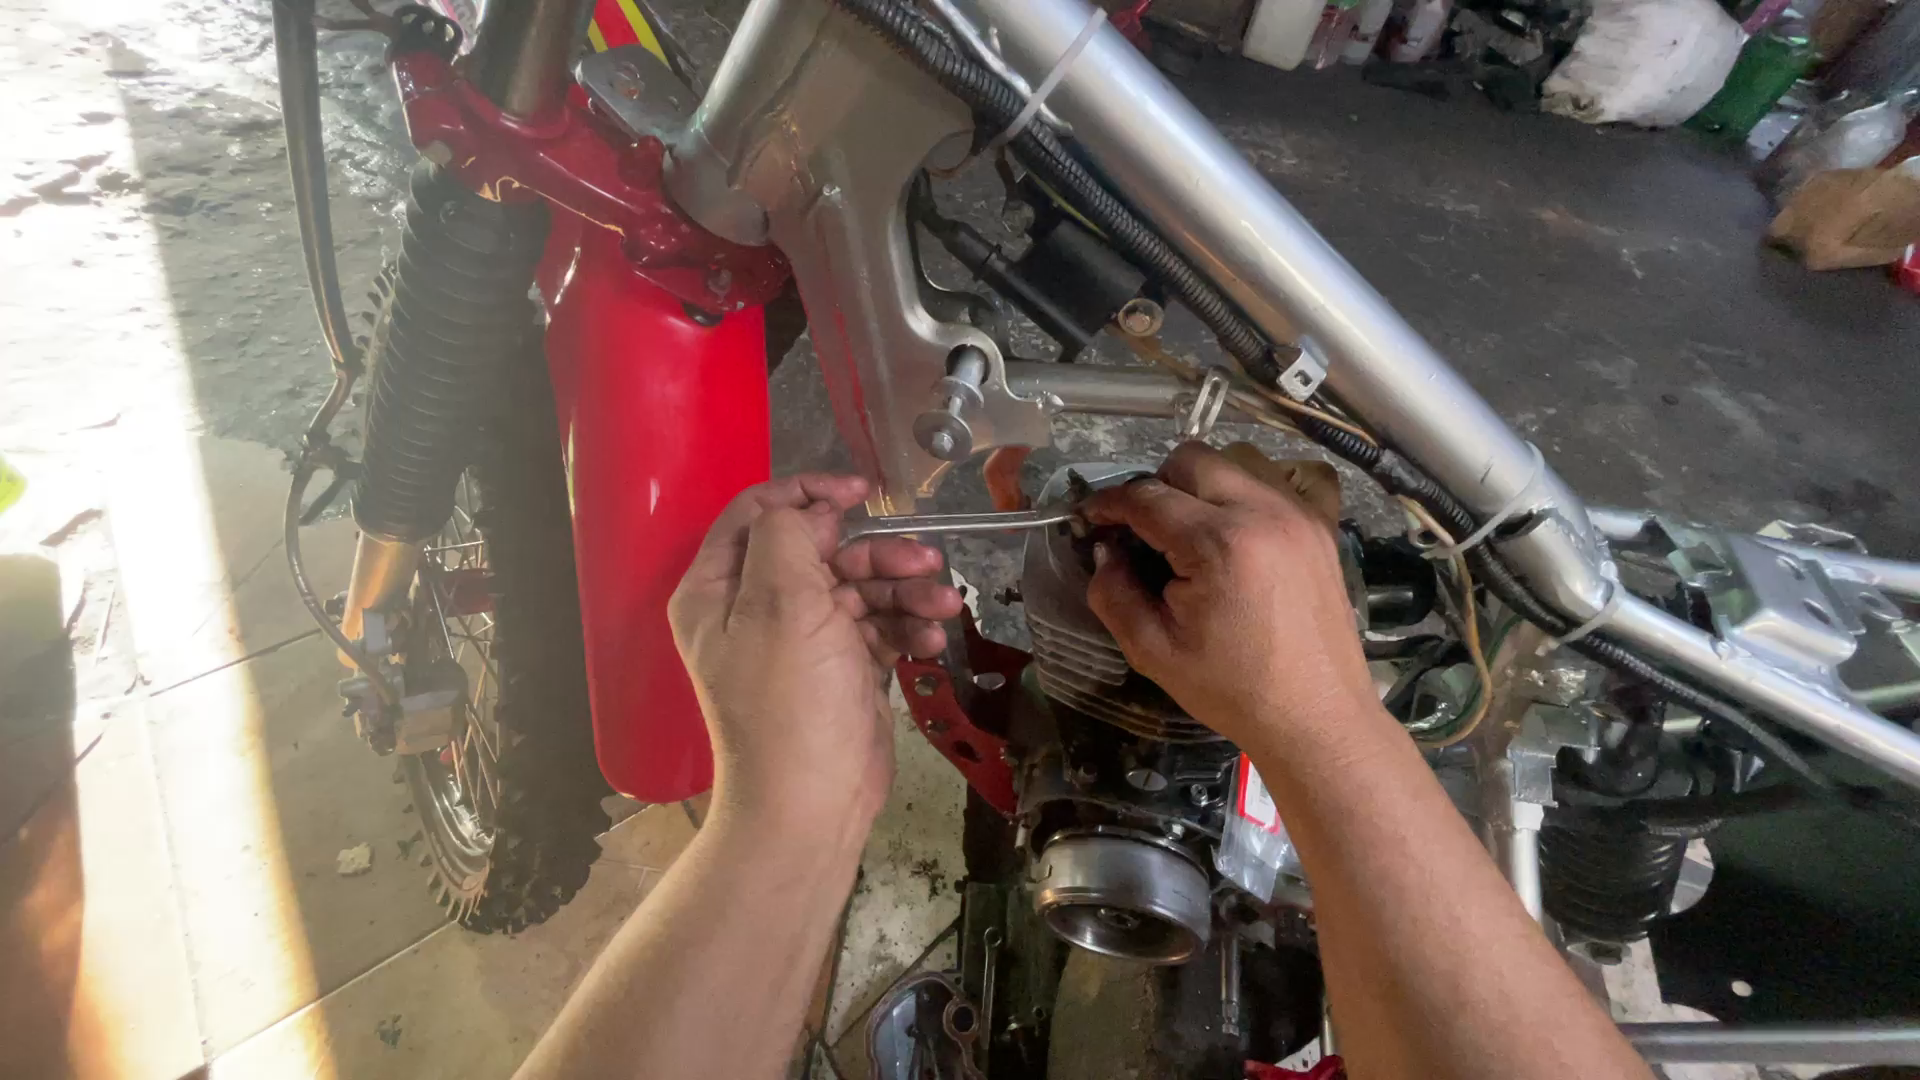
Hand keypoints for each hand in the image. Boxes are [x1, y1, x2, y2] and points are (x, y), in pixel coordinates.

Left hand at [668, 475, 964, 826]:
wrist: (814, 803)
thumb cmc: (789, 700)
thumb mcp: (780, 604)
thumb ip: (790, 536)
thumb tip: (814, 511)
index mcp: (722, 588)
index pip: (760, 513)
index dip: (809, 493)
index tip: (861, 491)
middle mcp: (758, 607)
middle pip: (824, 551)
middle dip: (878, 555)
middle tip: (925, 562)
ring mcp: (804, 637)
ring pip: (860, 588)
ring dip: (905, 592)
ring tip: (943, 605)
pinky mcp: (843, 665)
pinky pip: (877, 627)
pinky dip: (906, 628)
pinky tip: (932, 640)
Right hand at [1081, 442, 1377, 749]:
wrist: (1317, 719)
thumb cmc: (1231, 690)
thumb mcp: (1152, 650)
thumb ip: (1113, 593)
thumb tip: (1105, 551)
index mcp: (1218, 543)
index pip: (1146, 497)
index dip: (1108, 503)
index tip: (1089, 518)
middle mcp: (1263, 512)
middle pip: (1190, 460)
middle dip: (1154, 486)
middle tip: (1141, 530)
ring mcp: (1299, 514)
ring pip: (1233, 461)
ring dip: (1198, 485)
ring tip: (1188, 531)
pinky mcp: (1320, 526)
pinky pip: (1275, 481)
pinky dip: (1243, 494)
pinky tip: (1233, 534)